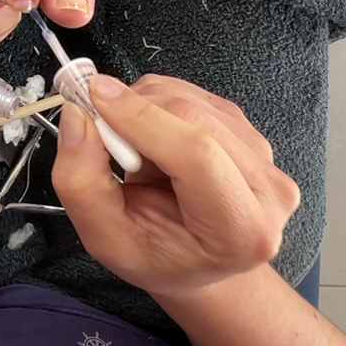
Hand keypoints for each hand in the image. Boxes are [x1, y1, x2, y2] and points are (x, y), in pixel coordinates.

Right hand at [52, 74, 300, 299]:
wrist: (194, 255)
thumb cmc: (153, 253)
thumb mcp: (102, 236)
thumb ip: (81, 181)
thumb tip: (78, 114)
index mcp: (242, 230)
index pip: (197, 156)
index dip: (141, 118)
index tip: (93, 98)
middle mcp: (268, 187)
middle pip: (191, 118)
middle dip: (133, 111)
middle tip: (102, 136)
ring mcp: (262, 151)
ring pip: (186, 97)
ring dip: (141, 105)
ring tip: (134, 150)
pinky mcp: (244, 125)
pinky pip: (188, 91)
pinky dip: (154, 101)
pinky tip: (152, 136)